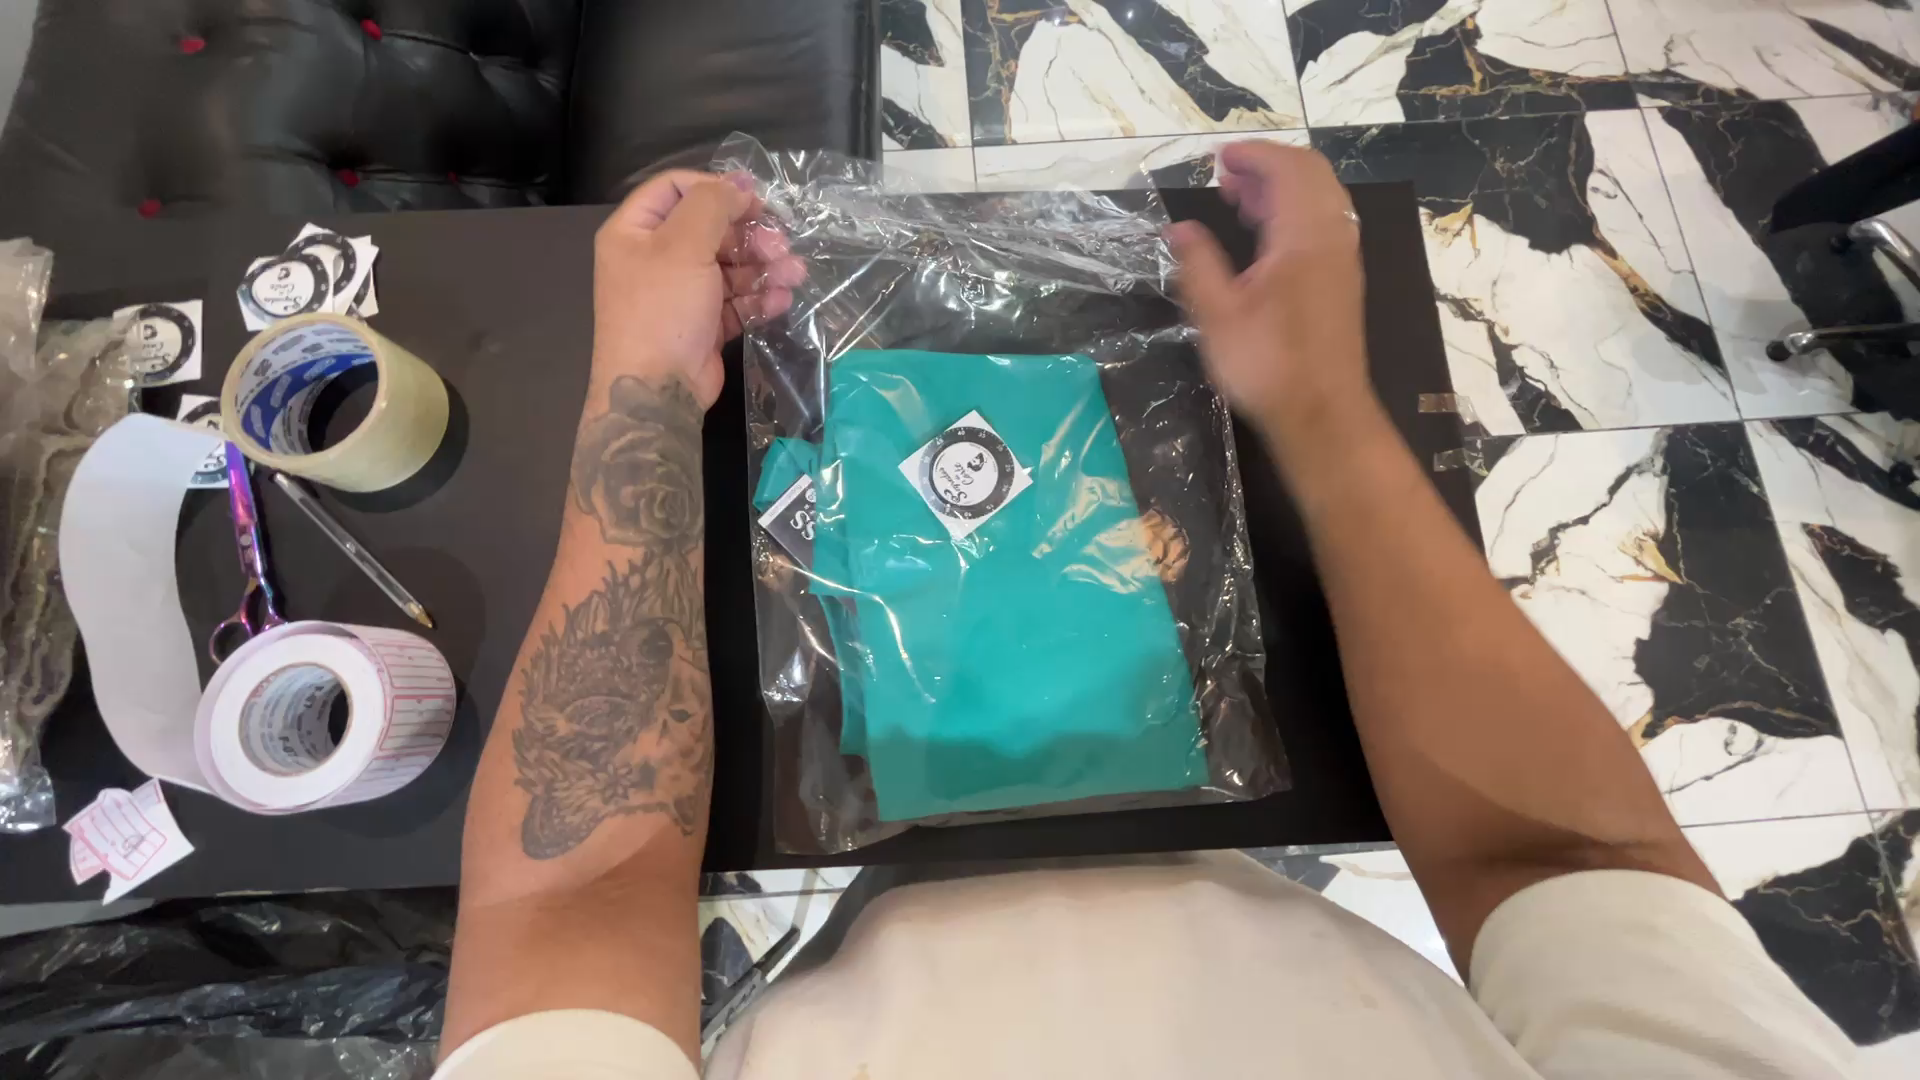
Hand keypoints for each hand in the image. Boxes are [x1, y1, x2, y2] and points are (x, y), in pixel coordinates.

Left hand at [592, 170, 806, 408]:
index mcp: (636, 231)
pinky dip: (759, 299)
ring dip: (764, 269)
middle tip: (782, 244)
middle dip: (750, 236)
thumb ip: (713, 206)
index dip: (717, 189)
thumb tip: (740, 181)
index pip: (676, 189)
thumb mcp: (684, 246)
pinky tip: (783, 300)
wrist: (658, 388)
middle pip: (711, 231)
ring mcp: (681, 294)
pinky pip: (735, 302)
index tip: (755, 200)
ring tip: (795, 274)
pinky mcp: (703, 324)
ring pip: (729, 268)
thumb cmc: (662, 309)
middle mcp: (656, 258)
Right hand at [1167, 141, 1373, 441]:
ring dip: (1280, 191)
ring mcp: (1343, 259)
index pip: (1286, 168)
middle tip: (1225, 178)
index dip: (1252, 155)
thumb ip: (1197, 265)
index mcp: (1304, 235)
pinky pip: (1322, 225)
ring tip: (1238, 203)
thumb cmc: (1266, 365)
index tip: (1218, 158)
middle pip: (1309, 175)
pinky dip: (1293, 215)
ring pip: (1319, 201)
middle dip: (1266, 167)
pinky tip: (1263, 240)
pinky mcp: (1341, 281)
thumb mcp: (1217, 316)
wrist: (1320, 412)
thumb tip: (1178, 230)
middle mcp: (1332, 236)